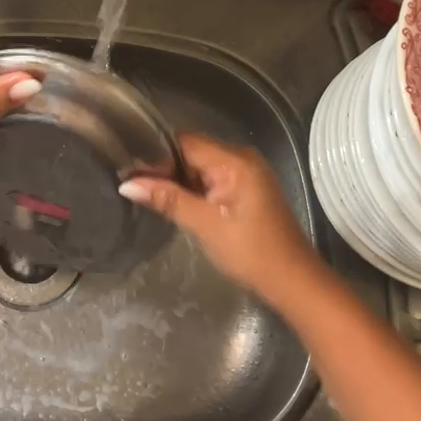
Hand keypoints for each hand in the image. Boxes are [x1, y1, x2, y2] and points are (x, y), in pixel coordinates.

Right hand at [118, 133, 319, 292]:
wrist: (293, 279)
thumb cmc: (251, 252)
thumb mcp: (204, 225)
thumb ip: (167, 199)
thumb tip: (127, 184)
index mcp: (235, 161)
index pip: (184, 141)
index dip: (155, 153)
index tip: (127, 167)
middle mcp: (241, 157)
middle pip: (191, 149)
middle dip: (162, 165)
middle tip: (131, 181)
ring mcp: (246, 171)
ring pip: (199, 164)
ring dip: (176, 177)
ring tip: (144, 190)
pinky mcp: (246, 186)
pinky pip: (211, 176)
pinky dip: (192, 186)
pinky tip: (172, 199)